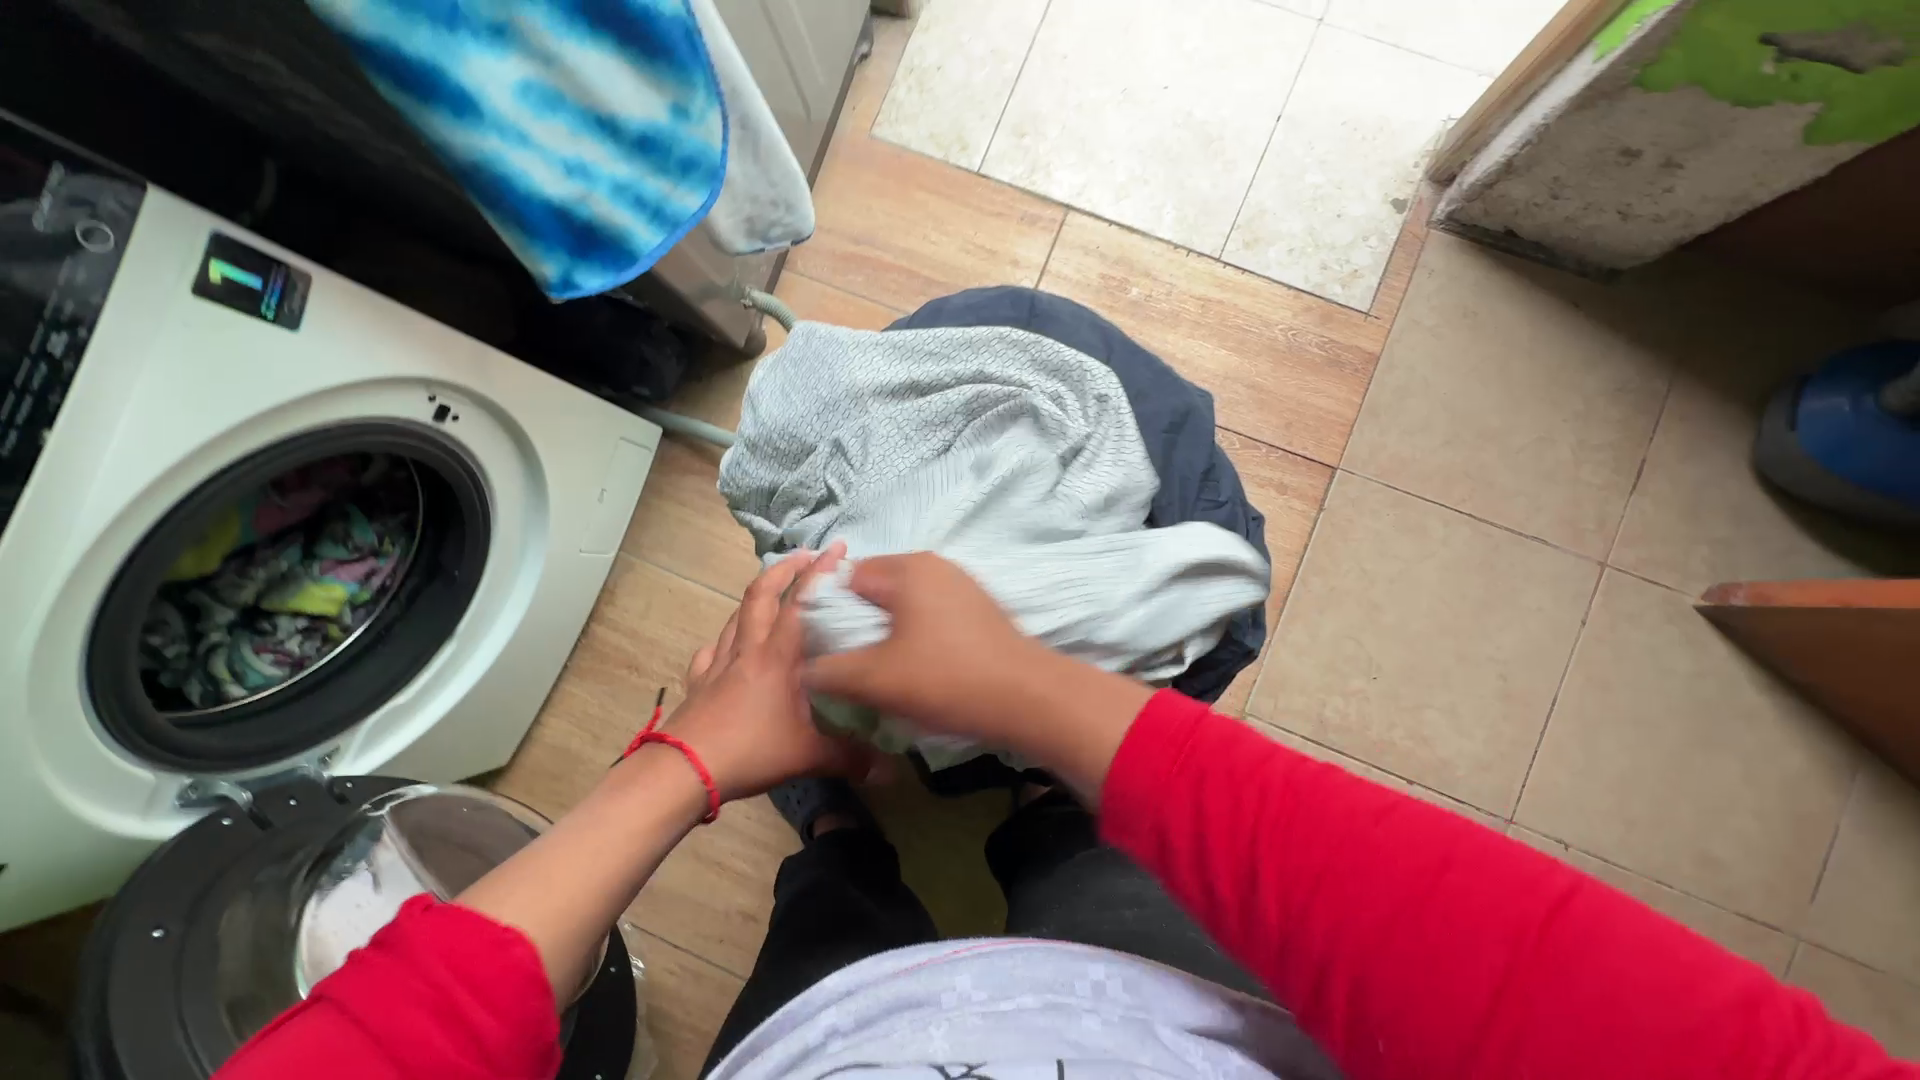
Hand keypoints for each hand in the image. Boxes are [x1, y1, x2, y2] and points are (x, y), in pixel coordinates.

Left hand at [654, 543, 875, 800]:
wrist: (683, 770)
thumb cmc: (750, 752)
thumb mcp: (808, 756)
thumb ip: (849, 757)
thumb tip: (888, 770)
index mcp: (778, 657)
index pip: (802, 603)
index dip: (820, 573)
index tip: (837, 549)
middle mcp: (748, 650)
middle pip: (761, 593)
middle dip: (784, 569)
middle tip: (806, 556)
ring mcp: (718, 663)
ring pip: (736, 616)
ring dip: (756, 597)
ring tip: (774, 593)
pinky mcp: (699, 682)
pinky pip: (712, 650)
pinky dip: (724, 641)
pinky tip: (729, 649)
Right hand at [802, 553, 1054, 745]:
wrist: (1028, 698)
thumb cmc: (946, 680)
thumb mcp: (874, 680)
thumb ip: (828, 671)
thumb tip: (806, 668)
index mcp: (907, 568)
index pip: (846, 578)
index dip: (829, 613)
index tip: (827, 649)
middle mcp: (935, 565)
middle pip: (876, 589)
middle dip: (860, 625)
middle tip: (853, 664)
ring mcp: (962, 585)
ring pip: (905, 605)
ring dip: (889, 634)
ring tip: (886, 672)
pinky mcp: (979, 609)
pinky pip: (931, 616)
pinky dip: (918, 637)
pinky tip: (921, 670)